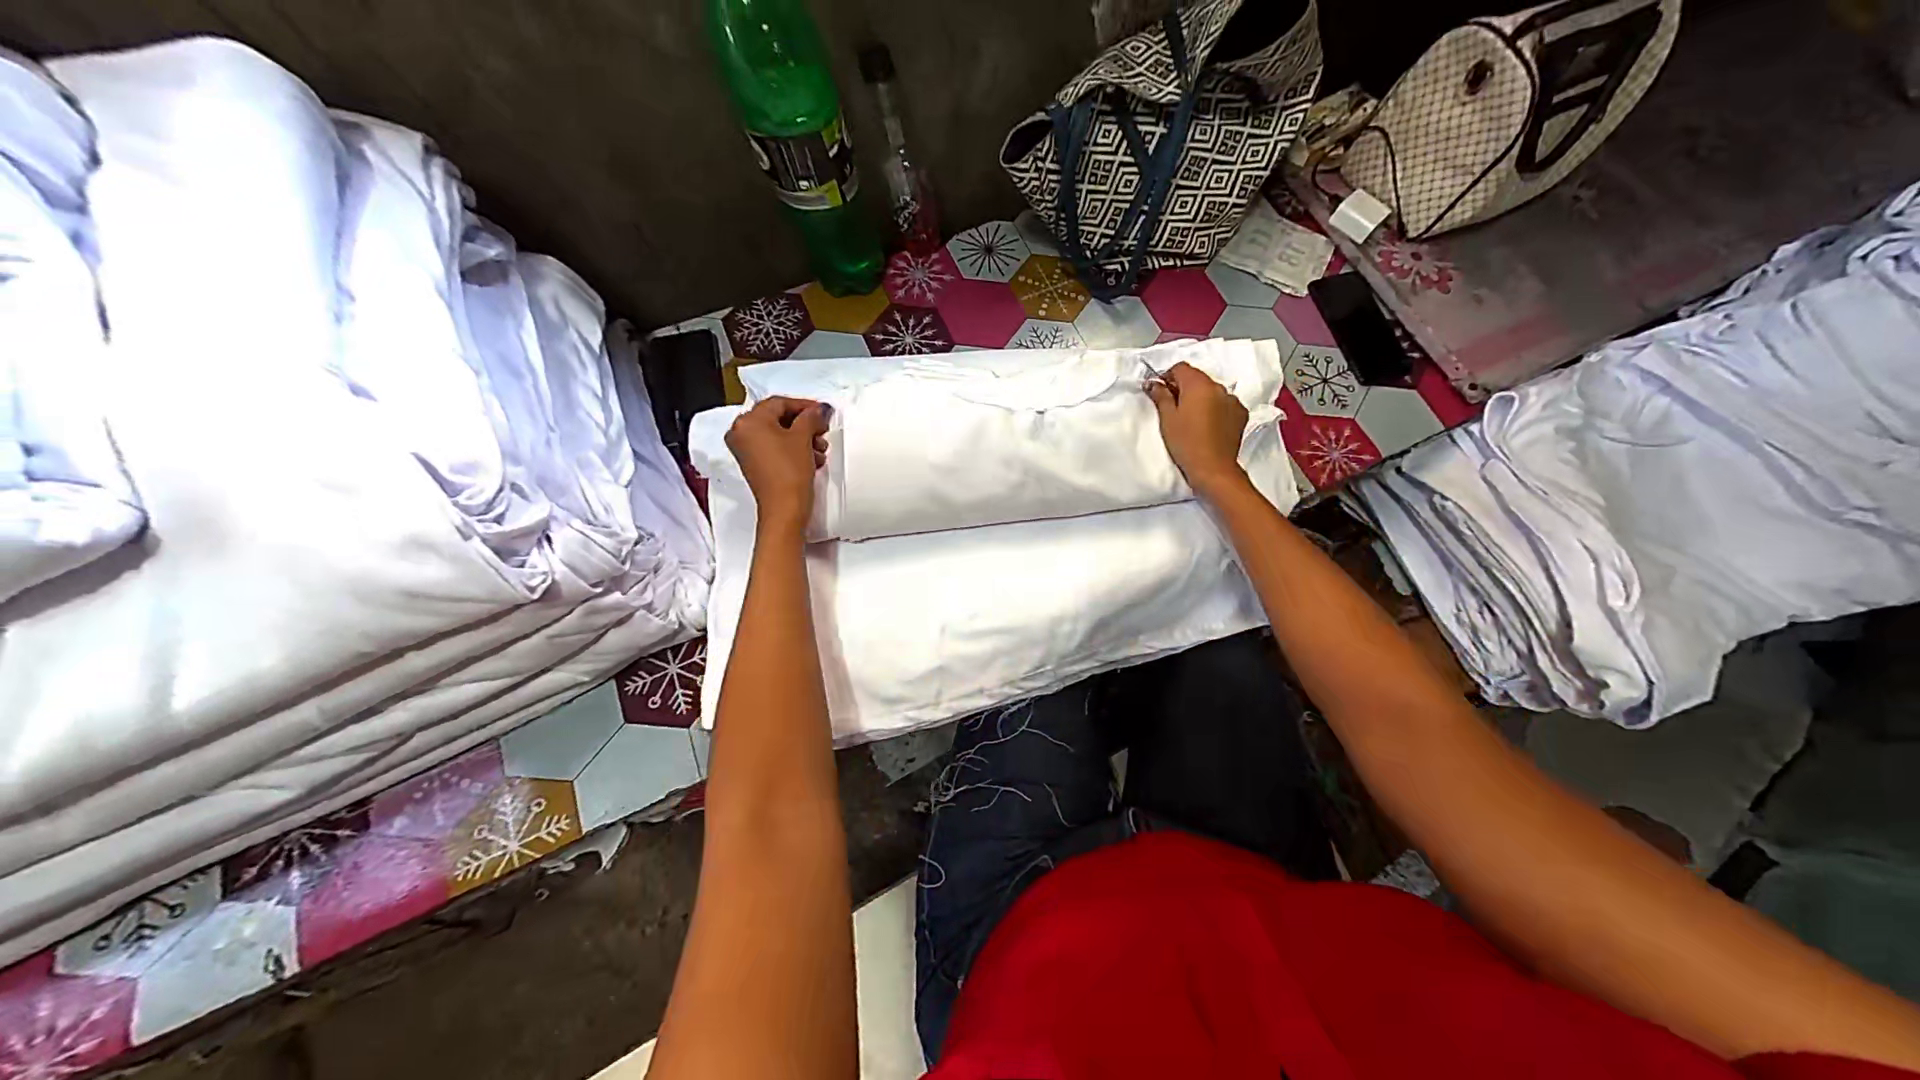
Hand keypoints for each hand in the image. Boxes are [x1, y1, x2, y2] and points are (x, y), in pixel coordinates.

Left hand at [726, 396, 829, 536]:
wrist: (784, 508)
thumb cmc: (788, 474)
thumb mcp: (803, 437)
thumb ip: (811, 417)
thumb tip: (817, 410)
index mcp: (748, 421)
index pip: (779, 403)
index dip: (804, 405)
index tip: (820, 410)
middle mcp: (742, 433)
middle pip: (777, 418)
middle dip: (804, 424)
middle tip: (821, 428)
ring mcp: (746, 450)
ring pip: (778, 434)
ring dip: (802, 438)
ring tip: (820, 448)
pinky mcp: (754, 465)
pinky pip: (774, 448)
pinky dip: (793, 449)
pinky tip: (812, 457)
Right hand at [1146, 362, 1247, 496]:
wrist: (1213, 468)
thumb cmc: (1186, 444)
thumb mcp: (1167, 419)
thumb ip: (1161, 396)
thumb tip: (1154, 384)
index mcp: (1198, 384)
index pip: (1181, 367)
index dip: (1167, 377)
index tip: (1160, 391)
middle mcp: (1218, 387)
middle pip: (1197, 378)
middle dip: (1184, 388)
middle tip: (1172, 408)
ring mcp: (1232, 400)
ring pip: (1211, 391)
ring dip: (1200, 398)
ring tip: (1191, 419)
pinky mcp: (1240, 414)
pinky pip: (1224, 404)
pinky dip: (1215, 409)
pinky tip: (1207, 425)